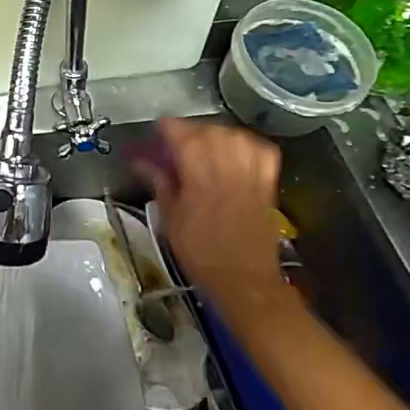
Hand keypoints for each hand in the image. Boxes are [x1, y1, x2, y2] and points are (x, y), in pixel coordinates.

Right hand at [139, 117, 290, 320]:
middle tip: (174, 147)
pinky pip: (259, 148)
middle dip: (188, 133)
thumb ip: (159, 182)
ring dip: (214, 135)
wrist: (245, 280)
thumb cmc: (201, 254)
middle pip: (206, 130)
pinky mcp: (268, 180)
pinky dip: (245, 145)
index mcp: (198, 174)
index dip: (165, 129)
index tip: (155, 134)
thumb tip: (141, 161)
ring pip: (232, 134)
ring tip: (202, 148)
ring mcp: (250, 171)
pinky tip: (234, 152)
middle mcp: (226, 165)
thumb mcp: (170, 219)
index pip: (179, 132)